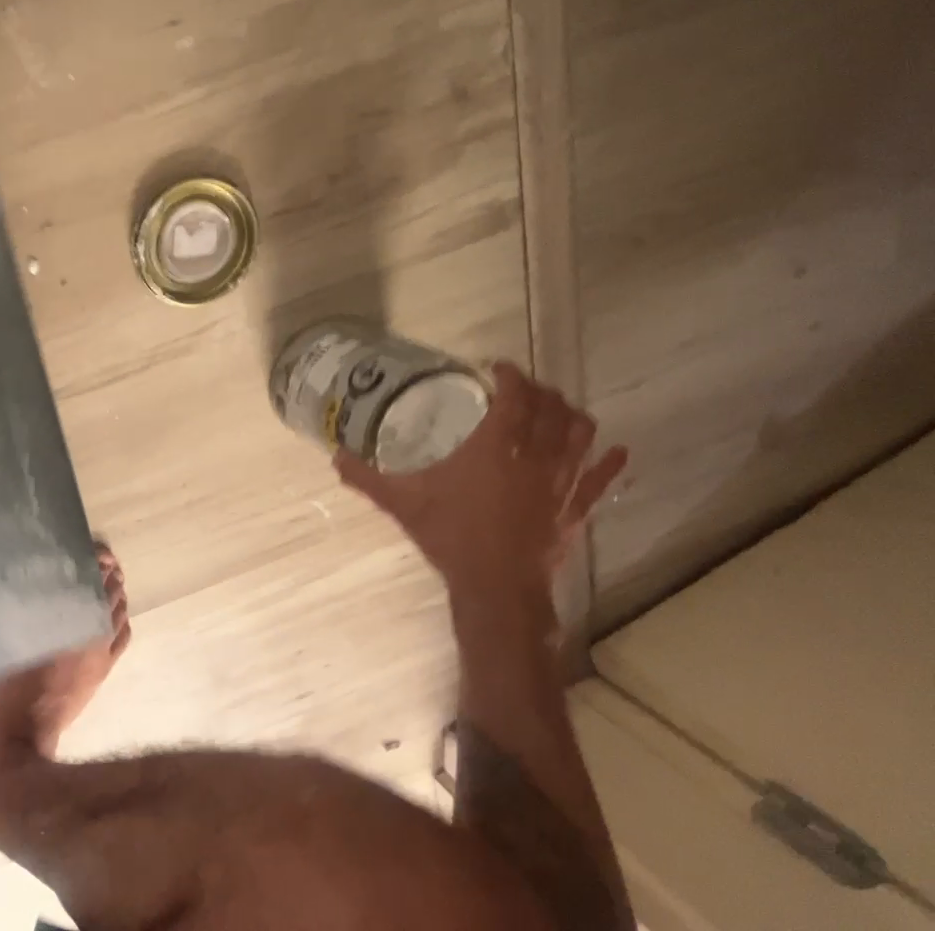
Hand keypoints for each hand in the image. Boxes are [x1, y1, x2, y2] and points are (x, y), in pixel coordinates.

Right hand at [334, 362, 626, 609]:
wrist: (496, 584)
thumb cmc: (450, 537)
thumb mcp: (401, 504)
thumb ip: (366, 477)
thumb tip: (335, 455)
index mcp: (493, 449)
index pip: (514, 399)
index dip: (511, 377)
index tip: (499, 368)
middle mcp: (533, 458)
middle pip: (552, 411)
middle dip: (542, 391)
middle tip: (525, 387)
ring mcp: (560, 483)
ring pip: (580, 436)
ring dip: (572, 416)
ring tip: (559, 409)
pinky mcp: (575, 508)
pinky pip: (601, 480)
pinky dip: (610, 462)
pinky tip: (615, 451)